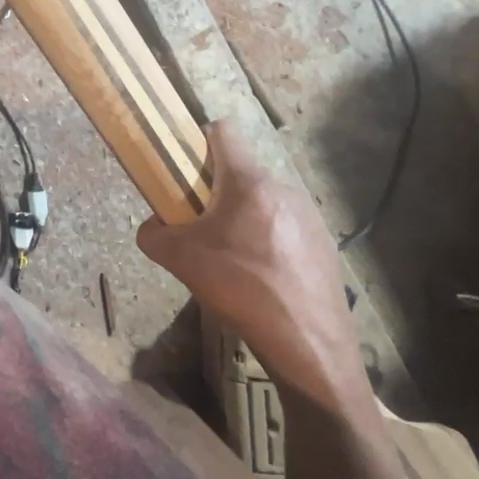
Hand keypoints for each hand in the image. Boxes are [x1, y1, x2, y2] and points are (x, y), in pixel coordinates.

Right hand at [137, 124, 369, 407]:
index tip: (184, 169)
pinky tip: (262, 276)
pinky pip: (285, 226)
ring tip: (232, 256)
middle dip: (216, 188)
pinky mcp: (325, 244)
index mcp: (248, 183)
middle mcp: (283, 189)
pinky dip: (268, 239)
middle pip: (240, 170)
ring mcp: (310, 217)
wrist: (309, 347)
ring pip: (263, 199)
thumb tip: (154, 226)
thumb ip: (153, 233)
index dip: (198, 140)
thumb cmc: (240, 289)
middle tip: (201, 223)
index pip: (222, 131)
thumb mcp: (179, 260)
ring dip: (243, 215)